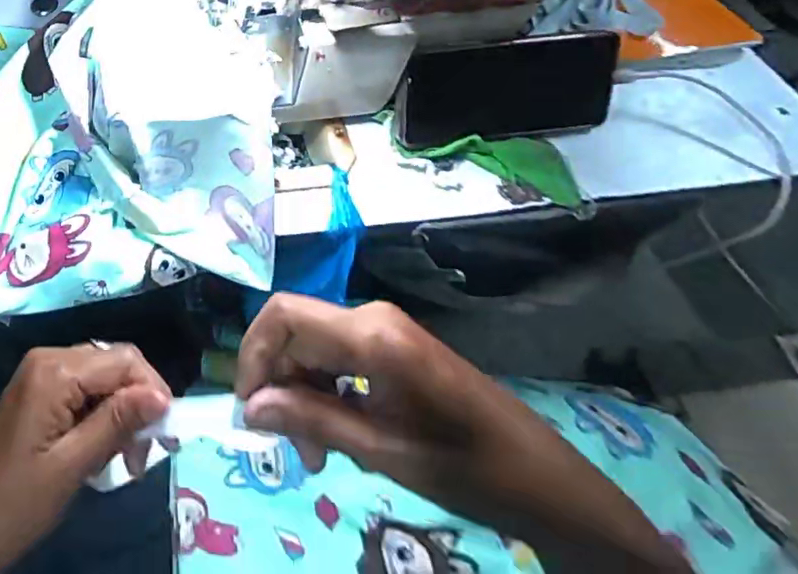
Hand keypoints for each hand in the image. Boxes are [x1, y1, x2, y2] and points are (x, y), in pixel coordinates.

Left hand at [0, 343, 170, 573]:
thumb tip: (161, 394)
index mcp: (54, 370)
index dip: (152, 389)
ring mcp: (38, 373)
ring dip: (120, 411)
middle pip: (111, 362)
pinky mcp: (35, 391)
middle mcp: (46, 358)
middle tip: (145, 454)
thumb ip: (116, 422)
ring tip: (126, 460)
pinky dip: (99, 414)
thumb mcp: (73, 465)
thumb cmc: (18, 501)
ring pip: (99, 376)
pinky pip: (80, 389)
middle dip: (136, 401)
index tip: (166, 434)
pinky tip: (102, 449)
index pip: (122, 358)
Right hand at [236, 296, 687, 571]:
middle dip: (278, 383)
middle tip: (288, 446)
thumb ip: (310, 421)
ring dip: (299, 391)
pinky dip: (323, 388)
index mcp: (369, 334)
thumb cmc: (468, 469)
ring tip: (314, 451)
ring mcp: (383, 327)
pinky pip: (336, 353)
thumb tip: (249, 409)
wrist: (548, 481)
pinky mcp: (392, 343)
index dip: (253, 356)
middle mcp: (370, 316)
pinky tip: (334, 430)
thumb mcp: (382, 452)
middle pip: (293, 331)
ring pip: (311, 344)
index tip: (249, 410)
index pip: (282, 316)